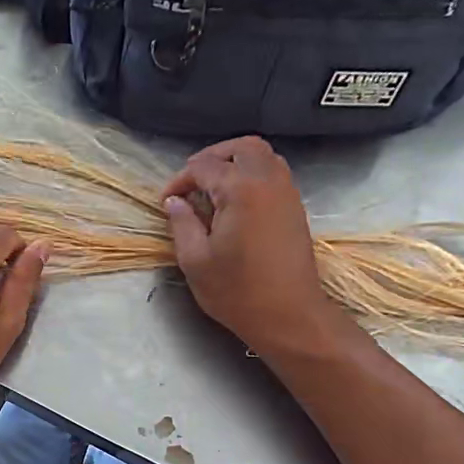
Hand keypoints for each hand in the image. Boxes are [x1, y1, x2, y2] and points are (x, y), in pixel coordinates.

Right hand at [161, 137, 343, 355]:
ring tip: (214, 189)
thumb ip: (182, 224)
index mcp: (241, 190)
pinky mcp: (296, 209)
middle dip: (214, 157)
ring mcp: (287, 194)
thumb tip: (175, 202)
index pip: (204, 167)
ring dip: (237, 163)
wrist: (289, 315)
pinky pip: (275, 175)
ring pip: (263, 157)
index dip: (180, 180)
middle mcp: (269, 182)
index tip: (167, 201)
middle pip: (242, 148)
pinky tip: (236, 203)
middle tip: (193, 180)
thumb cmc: (238, 292)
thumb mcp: (196, 261)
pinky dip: (253, 176)